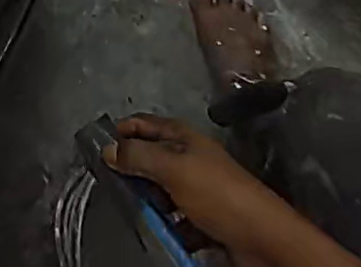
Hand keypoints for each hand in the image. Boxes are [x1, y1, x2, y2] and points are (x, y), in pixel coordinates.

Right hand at [104, 114, 293, 255]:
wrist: (262, 237)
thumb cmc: (216, 192)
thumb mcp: (172, 168)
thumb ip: (138, 156)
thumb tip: (107, 148)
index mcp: (179, 135)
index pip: (141, 123)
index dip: (120, 131)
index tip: (98, 149)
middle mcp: (186, 156)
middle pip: (149, 158)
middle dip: (132, 172)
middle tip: (112, 187)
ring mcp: (196, 187)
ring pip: (160, 191)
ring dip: (148, 202)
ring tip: (134, 214)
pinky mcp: (204, 217)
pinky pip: (175, 219)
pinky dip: (166, 226)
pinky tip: (158, 234)